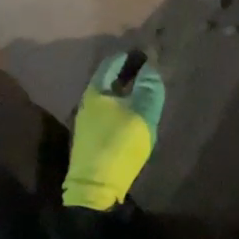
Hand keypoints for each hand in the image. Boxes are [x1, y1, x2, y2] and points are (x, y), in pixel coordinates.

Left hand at [62, 52, 164, 210]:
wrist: (95, 185)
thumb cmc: (118, 143)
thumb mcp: (140, 113)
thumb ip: (148, 87)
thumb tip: (151, 65)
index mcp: (95, 90)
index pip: (112, 63)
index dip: (129, 56)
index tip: (146, 53)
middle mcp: (87, 101)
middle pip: (108, 79)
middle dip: (127, 73)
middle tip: (148, 70)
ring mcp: (87, 120)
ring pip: (108, 97)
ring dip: (125, 91)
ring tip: (144, 91)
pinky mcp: (91, 137)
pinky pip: (108, 112)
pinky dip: (121, 106)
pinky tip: (132, 114)